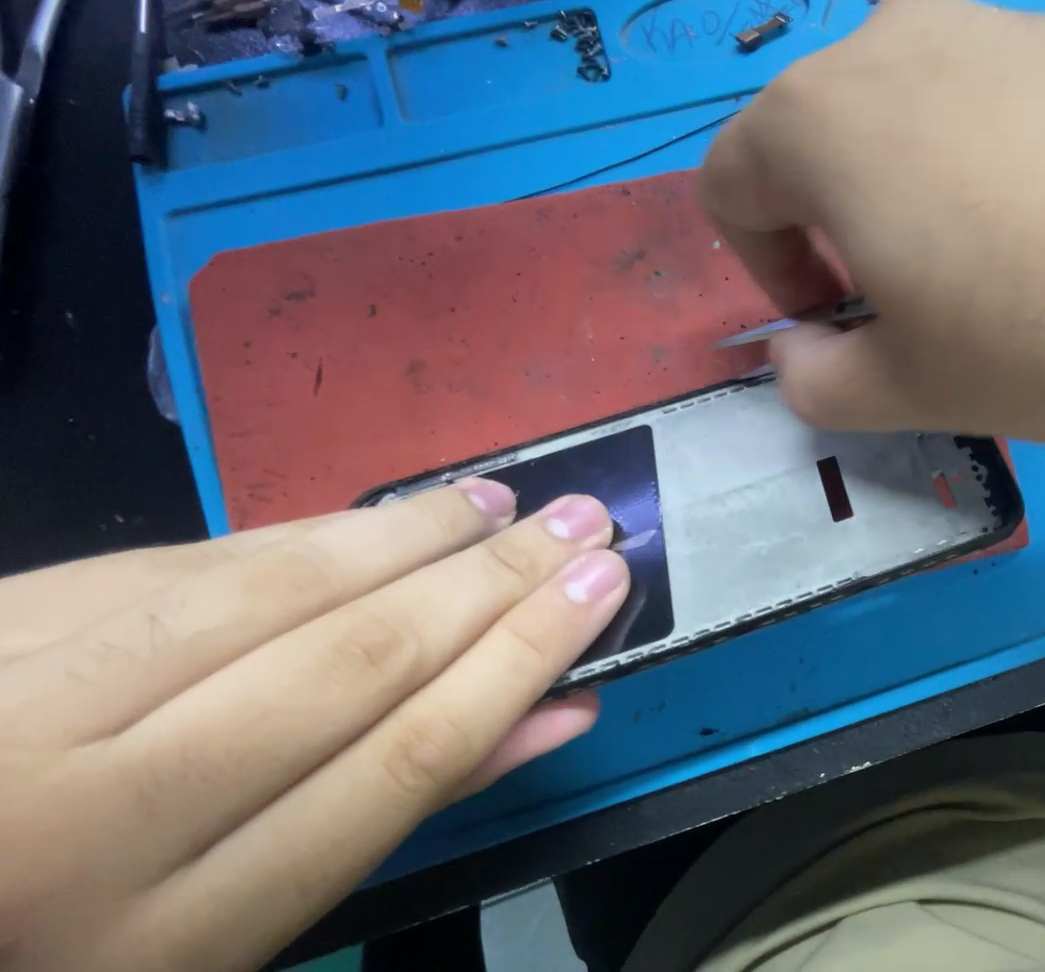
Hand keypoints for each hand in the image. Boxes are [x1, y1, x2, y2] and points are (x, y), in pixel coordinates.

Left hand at [0, 483, 627, 969]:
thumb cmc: (102, 935)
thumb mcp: (254, 920)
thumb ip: (413, 804)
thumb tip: (567, 706)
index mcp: (170, 936)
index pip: (405, 757)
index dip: (522, 657)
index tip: (601, 584)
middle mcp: (78, 830)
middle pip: (354, 662)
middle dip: (493, 579)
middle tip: (580, 521)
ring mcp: (11, 717)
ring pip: (272, 592)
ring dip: (412, 533)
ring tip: (500, 501)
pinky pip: (186, 563)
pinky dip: (309, 534)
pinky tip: (385, 516)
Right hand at [699, 0, 1044, 444]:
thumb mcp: (916, 387)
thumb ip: (819, 382)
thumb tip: (796, 358)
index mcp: (823, 115)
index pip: (732, 182)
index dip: (766, 268)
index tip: (833, 320)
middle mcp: (903, 41)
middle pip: (825, 143)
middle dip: (843, 232)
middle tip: (917, 307)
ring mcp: (1010, 25)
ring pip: (921, 121)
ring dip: (927, 200)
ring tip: (1011, 276)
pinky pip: (1012, 104)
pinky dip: (1009, 168)